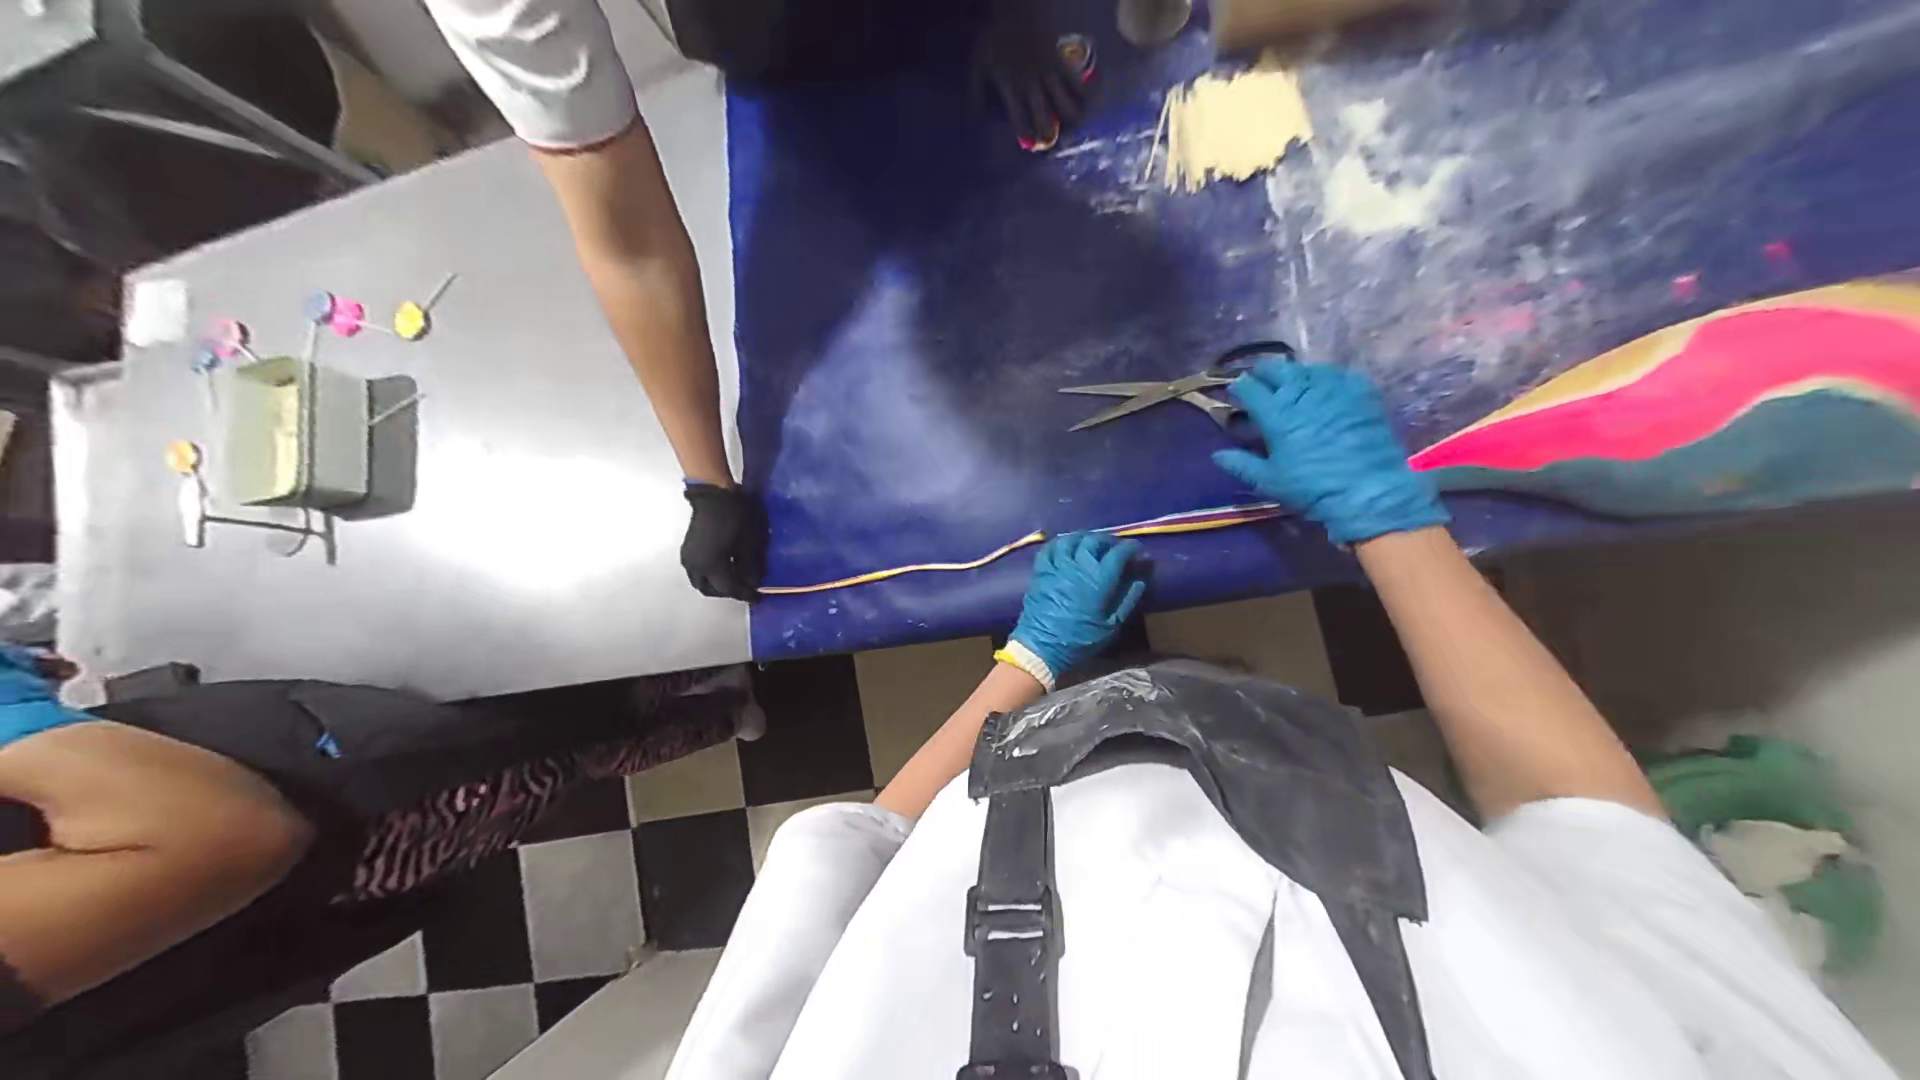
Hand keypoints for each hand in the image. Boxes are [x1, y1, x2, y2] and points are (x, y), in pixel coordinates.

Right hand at [681, 484, 766, 600]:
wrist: (713, 495)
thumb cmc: (735, 516)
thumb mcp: (749, 543)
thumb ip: (751, 567)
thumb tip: (753, 583)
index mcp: (711, 566)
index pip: (729, 589)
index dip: (745, 594)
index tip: (758, 597)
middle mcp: (695, 566)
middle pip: (710, 589)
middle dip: (728, 592)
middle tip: (745, 588)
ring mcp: (688, 558)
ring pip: (701, 582)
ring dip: (717, 585)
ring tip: (735, 579)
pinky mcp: (686, 550)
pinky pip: (697, 572)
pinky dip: (710, 576)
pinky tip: (724, 567)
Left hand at [974, 2, 1086, 150]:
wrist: (1015, 6)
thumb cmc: (994, 37)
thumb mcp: (979, 67)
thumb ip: (976, 97)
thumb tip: (972, 124)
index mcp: (1012, 89)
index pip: (1021, 122)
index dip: (1027, 137)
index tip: (1030, 146)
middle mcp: (1033, 86)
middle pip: (1046, 119)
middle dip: (1050, 136)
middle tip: (1052, 144)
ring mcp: (1049, 74)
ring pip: (1067, 105)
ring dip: (1071, 121)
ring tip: (1075, 130)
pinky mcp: (1061, 62)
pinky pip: (1077, 84)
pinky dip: (1084, 96)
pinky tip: (1089, 106)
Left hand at [1003, 532, 1146, 687]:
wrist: (1042, 646)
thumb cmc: (1080, 639)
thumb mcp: (1111, 624)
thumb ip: (1128, 598)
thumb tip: (1140, 578)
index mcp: (1099, 579)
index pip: (1118, 552)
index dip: (1130, 548)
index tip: (1136, 550)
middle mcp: (1079, 566)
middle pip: (1095, 540)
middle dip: (1108, 540)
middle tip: (1113, 547)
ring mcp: (1057, 565)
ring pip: (1072, 539)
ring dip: (1084, 538)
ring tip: (1090, 543)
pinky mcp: (1041, 569)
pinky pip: (1051, 547)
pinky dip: (1060, 543)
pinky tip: (1066, 546)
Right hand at [1212, 357, 1449, 545]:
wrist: (1367, 492)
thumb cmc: (1311, 488)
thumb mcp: (1269, 481)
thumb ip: (1241, 464)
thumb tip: (1218, 455)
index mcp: (1276, 415)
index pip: (1249, 389)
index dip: (1238, 388)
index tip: (1235, 393)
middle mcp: (1303, 395)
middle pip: (1278, 369)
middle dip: (1264, 372)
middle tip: (1259, 381)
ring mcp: (1334, 391)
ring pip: (1308, 368)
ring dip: (1294, 372)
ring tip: (1290, 382)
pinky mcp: (1361, 394)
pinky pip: (1339, 375)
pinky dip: (1325, 377)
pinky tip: (1323, 386)